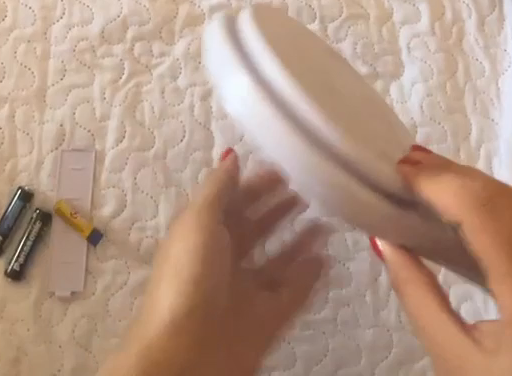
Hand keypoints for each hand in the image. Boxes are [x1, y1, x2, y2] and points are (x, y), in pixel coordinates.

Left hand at [102, 152, 330, 375]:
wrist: (186, 356)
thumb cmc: (187, 280)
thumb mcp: (198, 221)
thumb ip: (219, 189)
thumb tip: (233, 156)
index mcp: (201, 234)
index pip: (232, 202)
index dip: (256, 185)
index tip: (284, 168)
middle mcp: (223, 260)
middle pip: (256, 227)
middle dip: (279, 207)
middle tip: (308, 189)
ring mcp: (245, 291)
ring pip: (277, 258)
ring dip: (299, 238)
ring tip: (325, 218)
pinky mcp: (265, 319)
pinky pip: (291, 292)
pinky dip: (308, 275)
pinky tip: (326, 257)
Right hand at [375, 147, 511, 375]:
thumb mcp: (458, 366)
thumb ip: (419, 298)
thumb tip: (384, 240)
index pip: (482, 209)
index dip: (437, 180)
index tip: (395, 167)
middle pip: (501, 199)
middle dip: (449, 174)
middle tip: (400, 163)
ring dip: (469, 186)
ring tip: (422, 177)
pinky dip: (490, 208)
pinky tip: (459, 210)